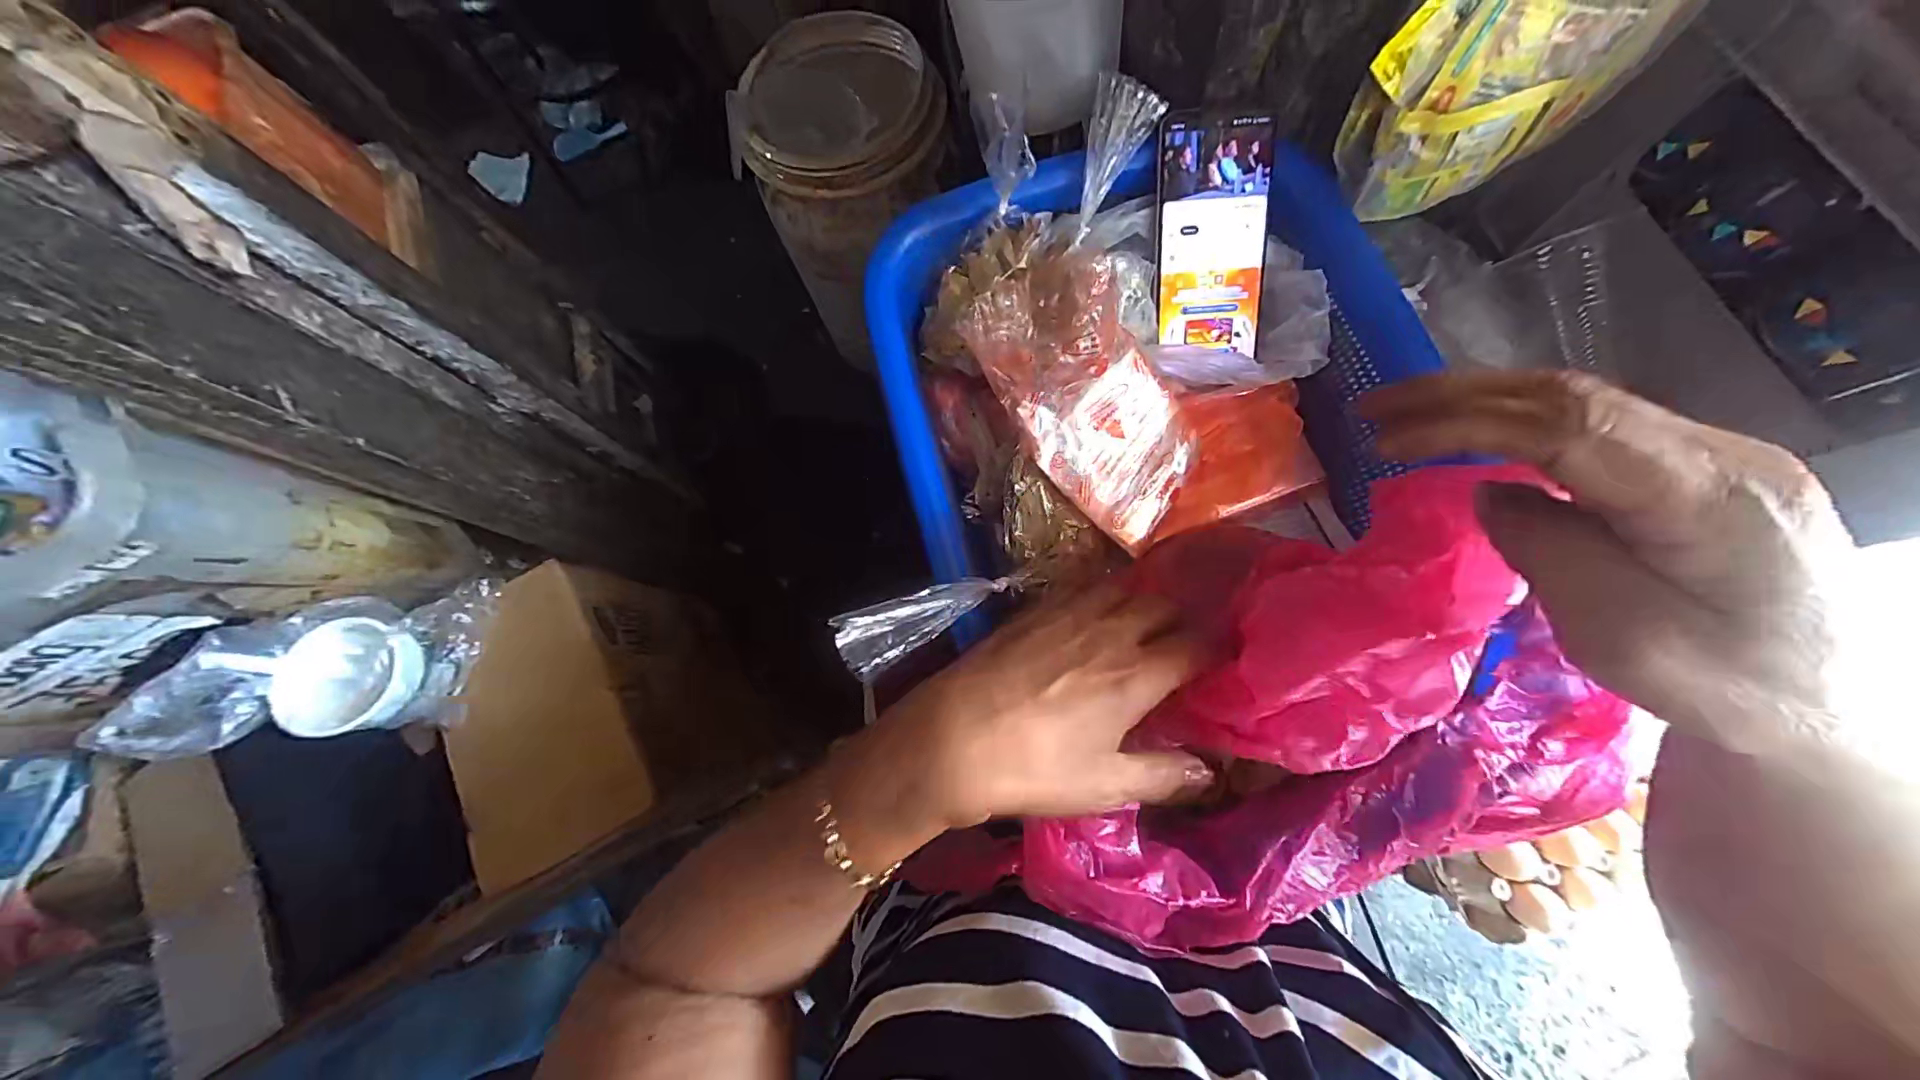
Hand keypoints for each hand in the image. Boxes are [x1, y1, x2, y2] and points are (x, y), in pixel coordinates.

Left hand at [844, 581, 1213, 836]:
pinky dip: (1100, 591)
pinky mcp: (1032, 610)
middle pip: (1163, 604)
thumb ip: (1163, 776)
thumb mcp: (1104, 785)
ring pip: (1122, 587)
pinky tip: (1093, 607)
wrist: (951, 737)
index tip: (1224, 657)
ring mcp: (1067, 614)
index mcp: (1136, 674)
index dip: (1217, 648)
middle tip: (1184, 638)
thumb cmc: (1033, 768)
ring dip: (1143, 596)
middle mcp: (1109, 632)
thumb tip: (1211, 772)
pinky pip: (1080, 587)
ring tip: (1146, 614)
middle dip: (1182, 616)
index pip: (1196, 645)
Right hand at [1362, 371, 1861, 761]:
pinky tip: (1475, 438)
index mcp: (1707, 491)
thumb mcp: (1620, 634)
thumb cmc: (1727, 685)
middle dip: (1459, 395)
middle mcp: (1716, 452)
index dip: (1463, 424)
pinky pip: (1588, 431)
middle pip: (1569, 397)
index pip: (1565, 427)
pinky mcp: (1693, 473)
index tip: (1386, 440)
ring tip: (1405, 417)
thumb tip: (1489, 491)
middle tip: (1374, 409)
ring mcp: (1710, 456)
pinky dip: (1513, 427)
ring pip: (1578, 405)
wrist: (1834, 710)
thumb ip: (1547, 550)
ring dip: (1482, 403)